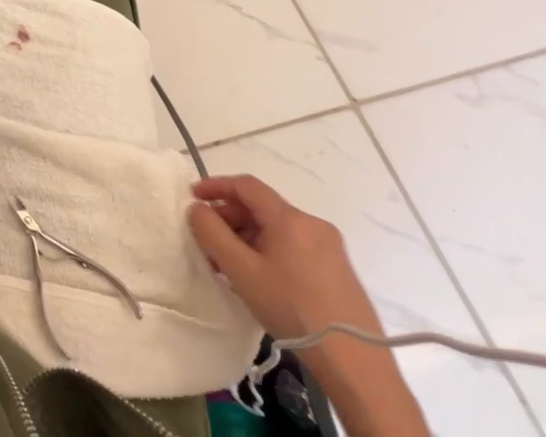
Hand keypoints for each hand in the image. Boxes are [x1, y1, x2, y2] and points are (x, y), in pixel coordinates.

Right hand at [186, 175, 380, 339]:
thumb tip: (197, 209)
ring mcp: (329, 247)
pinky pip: (292, 245)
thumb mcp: (240, 270)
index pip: (247, 186)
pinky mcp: (336, 267)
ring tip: (228, 265)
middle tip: (206, 242)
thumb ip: (211, 233)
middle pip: (261, 207)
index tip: (191, 197)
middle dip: (228, 219)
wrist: (353, 359)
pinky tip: (257, 276)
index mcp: (291, 219)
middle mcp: (313, 225)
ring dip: (245, 237)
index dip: (216, 185)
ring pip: (275, 229)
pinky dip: (266, 250)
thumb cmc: (291, 307)